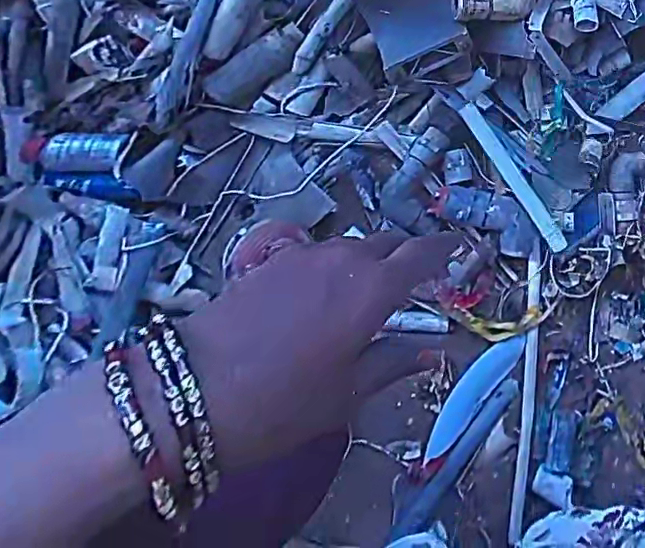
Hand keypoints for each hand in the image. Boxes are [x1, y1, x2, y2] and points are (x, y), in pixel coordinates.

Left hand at [171, 231, 459, 466]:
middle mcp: (346, 258)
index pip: (423, 253)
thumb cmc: (278, 401)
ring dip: (367, 263)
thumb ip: (393, 363)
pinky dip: (332, 267)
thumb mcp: (344, 394)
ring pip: (353, 247)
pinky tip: (317, 297)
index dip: (444, 248)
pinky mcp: (274, 258)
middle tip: (410, 285)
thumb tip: (429, 353)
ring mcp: (307, 254)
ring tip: (360, 298)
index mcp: (373, 288)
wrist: (187, 390)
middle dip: (405, 258)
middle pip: (389, 244)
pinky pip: (318, 254)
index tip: (457, 248)